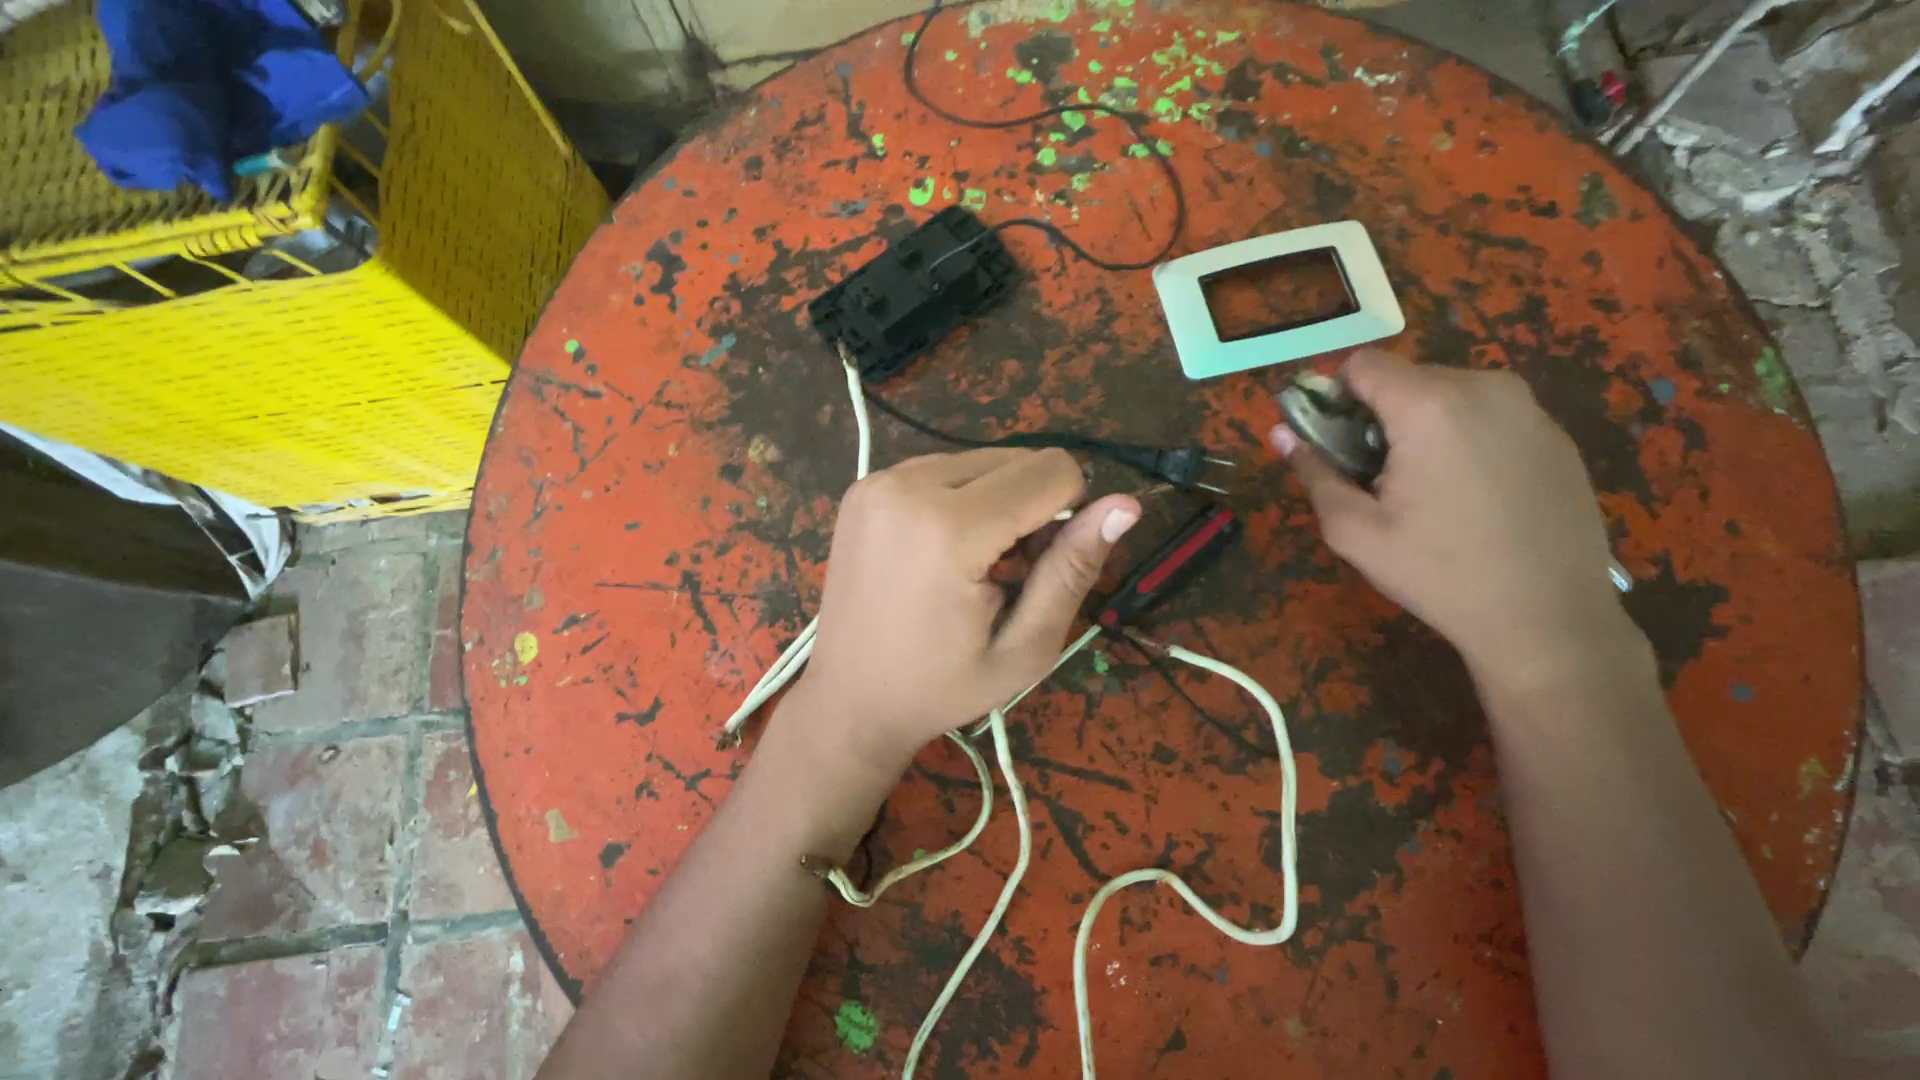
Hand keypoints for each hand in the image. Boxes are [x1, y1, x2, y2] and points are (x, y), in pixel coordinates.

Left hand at [788, 448, 1140, 766]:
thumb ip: (1074, 569)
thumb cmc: (941, 687)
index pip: (1052, 471)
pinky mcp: (864, 486)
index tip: (1042, 568)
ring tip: (973, 567)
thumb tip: (1128, 504)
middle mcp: (907, 487)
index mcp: (949, 530)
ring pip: (980, 460)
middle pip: (1017, 460)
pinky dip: (959, 499)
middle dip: (1031, 509)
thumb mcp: (1025, 647)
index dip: (1069, 515)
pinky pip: (941, 468)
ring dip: (996, 502)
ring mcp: (878, 481)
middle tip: (1007, 575)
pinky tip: (942, 552)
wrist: (849, 699)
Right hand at [1272, 350, 1638, 687]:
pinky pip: (1490, 417)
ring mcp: (1529, 409)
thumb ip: (1314, 471)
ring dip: (1424, 427)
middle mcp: (1484, 387)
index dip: (1337, 398)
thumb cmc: (1438, 572)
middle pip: (1407, 377)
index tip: (1338, 445)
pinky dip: (1467, 440)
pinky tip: (1473, 497)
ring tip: (1429, 490)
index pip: (1362, 363)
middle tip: (1379, 477)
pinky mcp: (1555, 434)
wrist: (1548, 617)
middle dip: (1381, 415)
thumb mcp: (1355, 530)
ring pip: (1450, 395)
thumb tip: (1280, 433)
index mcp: (1429, 405)